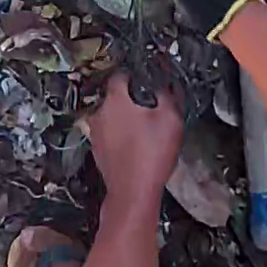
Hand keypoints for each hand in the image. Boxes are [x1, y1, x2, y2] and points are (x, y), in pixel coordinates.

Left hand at [85, 73, 182, 211]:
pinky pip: (109, 133)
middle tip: (150, 106)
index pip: (120, 75)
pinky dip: (120, 134)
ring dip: (125, 117)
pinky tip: (136, 143)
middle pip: (115, 96)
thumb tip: (168, 85)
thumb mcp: (171, 118)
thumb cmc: (150, 155)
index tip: (145, 78)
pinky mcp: (97, 150)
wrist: (133, 192)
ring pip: (111, 115)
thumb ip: (169, 95)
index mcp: (115, 99)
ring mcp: (95, 133)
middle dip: (131, 98)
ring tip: (145, 128)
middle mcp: (100, 113)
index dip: (134, 75)